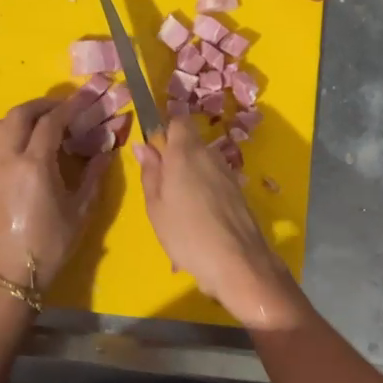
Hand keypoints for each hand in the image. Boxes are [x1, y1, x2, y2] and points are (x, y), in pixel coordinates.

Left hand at [0, 93, 107, 295]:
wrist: (12, 273)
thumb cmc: (51, 244)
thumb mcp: (80, 210)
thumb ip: (94, 174)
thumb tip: (106, 148)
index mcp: (35, 165)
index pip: (51, 122)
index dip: (70, 106)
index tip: (87, 98)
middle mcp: (11, 158)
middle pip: (20, 114)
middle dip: (44, 104)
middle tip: (66, 108)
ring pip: (4, 123)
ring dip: (26, 114)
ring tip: (49, 121)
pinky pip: (0, 139)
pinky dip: (17, 129)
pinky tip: (37, 142)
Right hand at [132, 129, 307, 330]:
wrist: (237, 262)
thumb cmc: (185, 233)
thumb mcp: (155, 205)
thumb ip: (150, 172)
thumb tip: (144, 146)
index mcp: (185, 152)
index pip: (179, 120)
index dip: (166, 129)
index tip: (154, 150)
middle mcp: (209, 155)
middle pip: (191, 143)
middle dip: (176, 157)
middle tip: (161, 187)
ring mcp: (228, 173)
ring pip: (203, 163)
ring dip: (191, 177)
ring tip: (179, 210)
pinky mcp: (239, 192)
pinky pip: (215, 182)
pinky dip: (205, 193)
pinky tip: (199, 221)